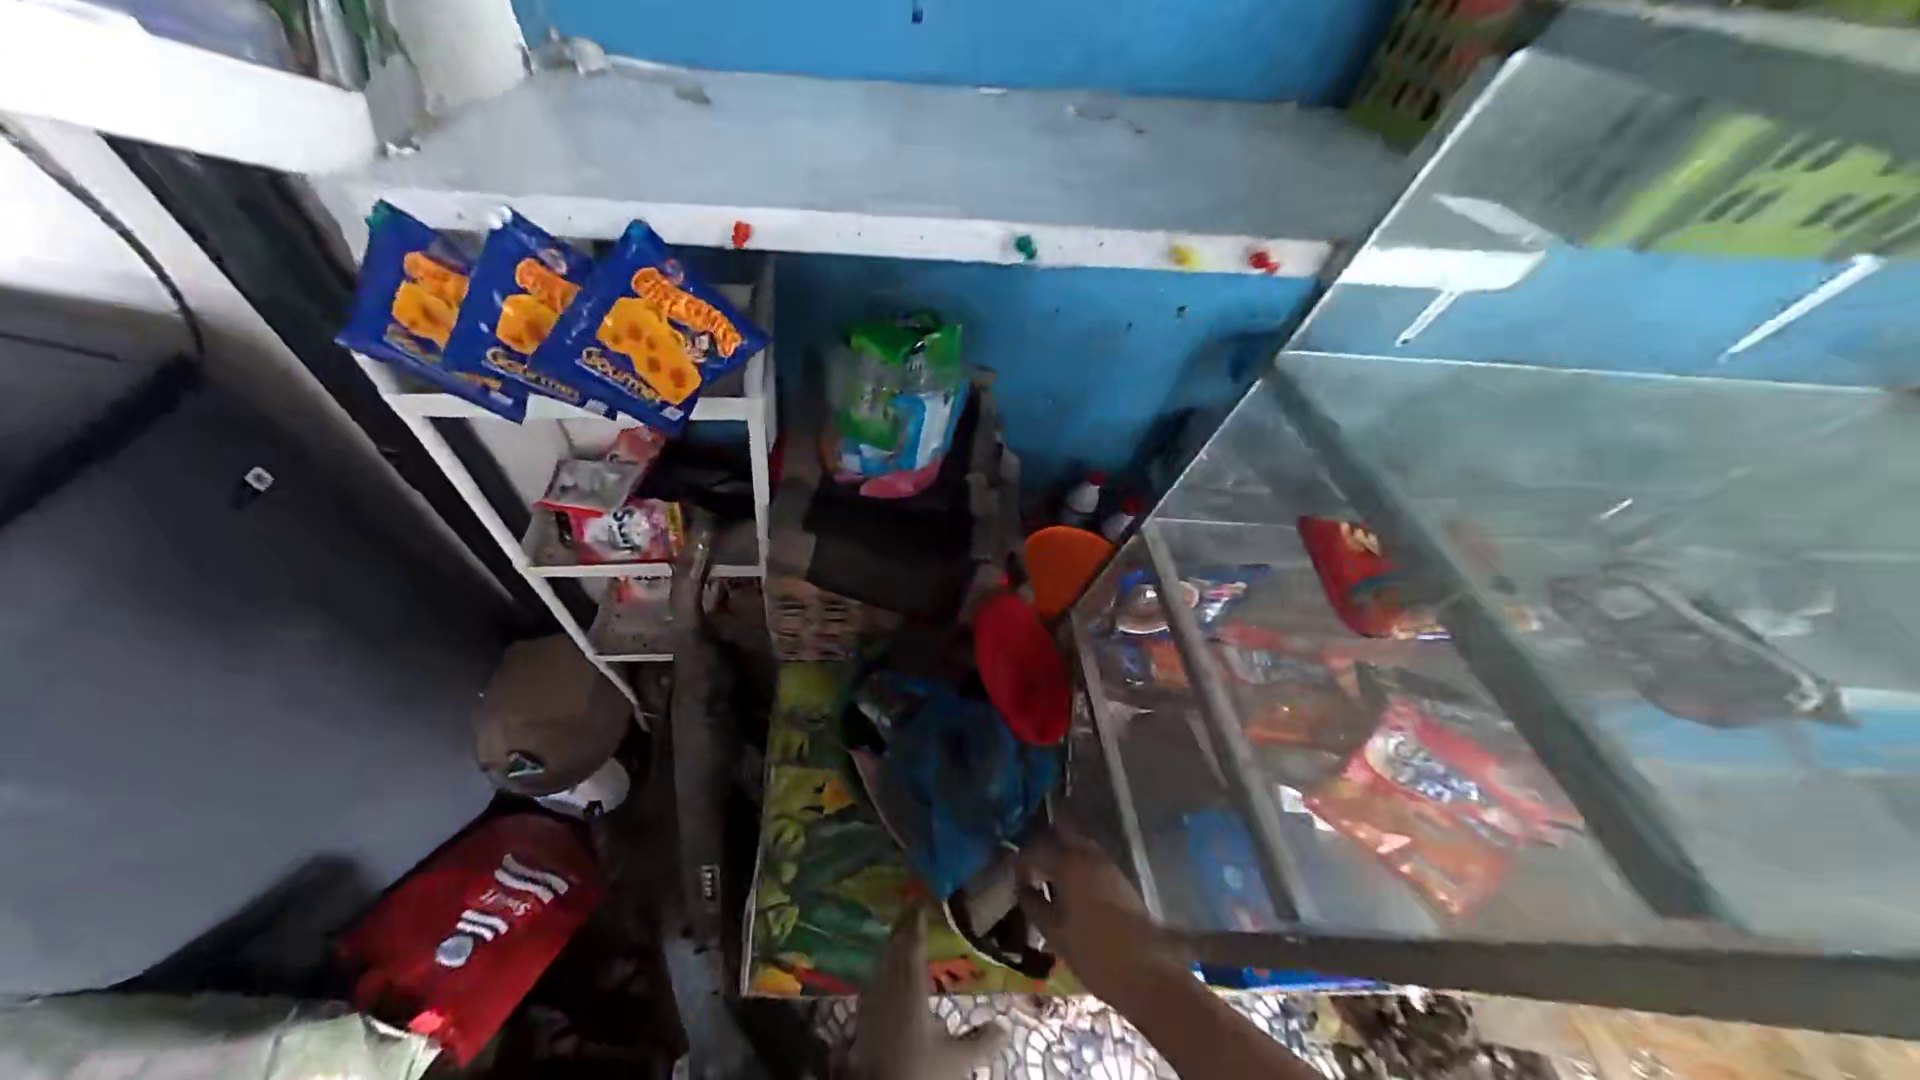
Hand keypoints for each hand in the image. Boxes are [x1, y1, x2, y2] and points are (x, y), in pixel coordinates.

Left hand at [851, 899, 1008, 1079]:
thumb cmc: (920, 1074)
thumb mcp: (956, 1061)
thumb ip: (981, 1042)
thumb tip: (1006, 1027)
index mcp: (913, 992)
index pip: (914, 949)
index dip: (916, 925)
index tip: (919, 902)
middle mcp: (890, 990)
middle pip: (895, 950)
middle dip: (902, 927)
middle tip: (910, 907)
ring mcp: (873, 1003)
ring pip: (882, 963)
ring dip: (891, 944)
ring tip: (899, 930)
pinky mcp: (864, 1017)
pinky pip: (874, 979)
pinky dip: (882, 965)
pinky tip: (884, 968)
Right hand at [1016, 826, 1188, 1007]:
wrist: (1147, 972)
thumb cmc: (1093, 954)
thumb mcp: (1054, 932)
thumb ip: (1033, 903)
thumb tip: (1021, 886)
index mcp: (1069, 864)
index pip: (1036, 850)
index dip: (1020, 860)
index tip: (1011, 873)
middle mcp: (1088, 855)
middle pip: (1061, 832)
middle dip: (1043, 842)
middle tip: (1029, 862)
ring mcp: (1107, 864)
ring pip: (1078, 843)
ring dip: (1062, 850)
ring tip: (1047, 874)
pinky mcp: (1120, 877)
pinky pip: (1091, 857)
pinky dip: (1076, 861)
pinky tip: (1069, 884)